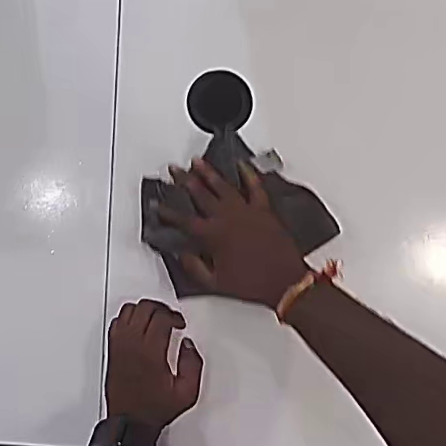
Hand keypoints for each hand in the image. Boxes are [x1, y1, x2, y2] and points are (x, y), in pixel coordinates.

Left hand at [105, 299, 202, 430]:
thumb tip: (188, 346)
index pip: (160, 316)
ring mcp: (119, 345)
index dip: (174, 315)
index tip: (179, 323)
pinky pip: (117, 322)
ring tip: (155, 319)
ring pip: (128, 310)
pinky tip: (138, 325)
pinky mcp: (112, 349)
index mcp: (150, 352)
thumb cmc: (153, 408)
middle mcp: (132, 344)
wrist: (129, 421)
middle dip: (160, 308)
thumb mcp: (186, 392)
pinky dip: (128, 318)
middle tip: (169, 317)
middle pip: (144, 307)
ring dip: (144, 310)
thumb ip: (193, 365)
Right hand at [159, 159, 307, 306]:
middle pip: (200, 194)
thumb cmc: (253, 283)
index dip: (169, 213)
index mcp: (213, 236)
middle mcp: (227, 218)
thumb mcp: (215, 283)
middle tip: (174, 170)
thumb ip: (194, 268)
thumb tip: (183, 255)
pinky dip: (248, 175)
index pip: (184, 220)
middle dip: (184, 180)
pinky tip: (241, 165)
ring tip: (197, 161)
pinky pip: (255, 187)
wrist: (285, 283)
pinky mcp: (263, 210)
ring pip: (222, 185)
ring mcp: (246, 211)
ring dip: (208, 172)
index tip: (160, 206)